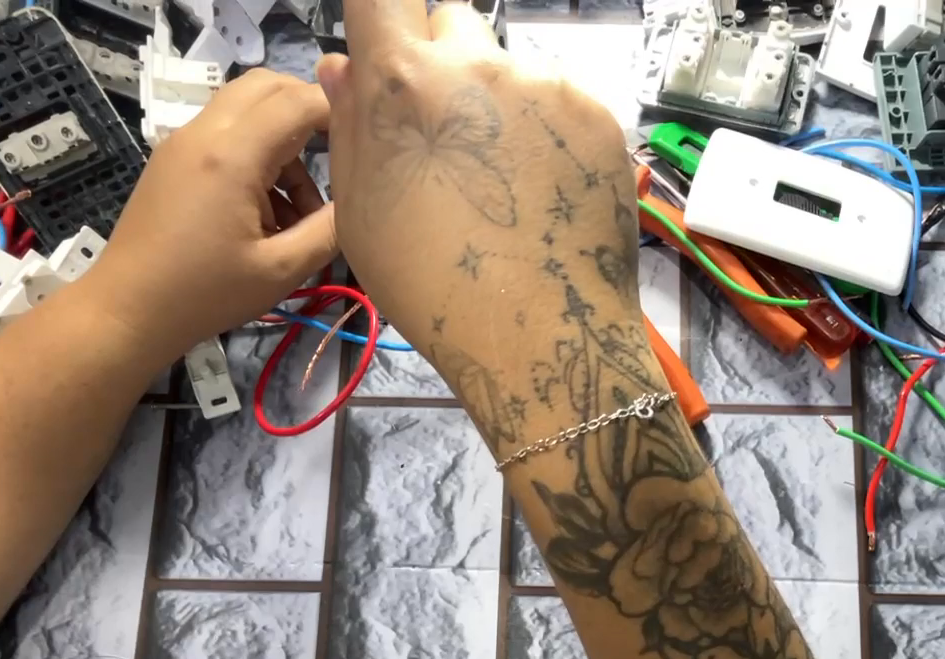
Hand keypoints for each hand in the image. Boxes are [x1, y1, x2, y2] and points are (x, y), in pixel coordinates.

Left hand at [77, 70, 337, 359]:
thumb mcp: (282, 270)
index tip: (368, 138)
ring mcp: (184, 143)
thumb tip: (358, 204)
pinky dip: (260, 160)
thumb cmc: (208, 293)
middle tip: (340, 158)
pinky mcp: (176, 161)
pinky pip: (228, 138)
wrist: (132, 307)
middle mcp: (205, 133)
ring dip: (286, 145)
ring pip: (248, 112)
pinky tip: (271, 216)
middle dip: (309, 111)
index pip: (295, 102)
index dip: (337, 109)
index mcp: (232, 156)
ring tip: (303, 211)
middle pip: (266, 87)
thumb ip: (327, 231)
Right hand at [317, 0, 663, 454]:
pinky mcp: (600, 120)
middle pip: (451, 23)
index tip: (392, 46)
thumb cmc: (436, 293)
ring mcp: (548, 89)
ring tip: (514, 192)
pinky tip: (552, 201)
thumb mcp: (364, 222)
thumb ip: (351, 130)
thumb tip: (344, 69)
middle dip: (444, 65)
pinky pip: (564, 110)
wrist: (542, 340)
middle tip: (455, 143)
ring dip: (504, 110)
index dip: (385, 17)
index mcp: (403, 84)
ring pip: (513, 74)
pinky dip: (554, 141)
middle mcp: (477, 65)